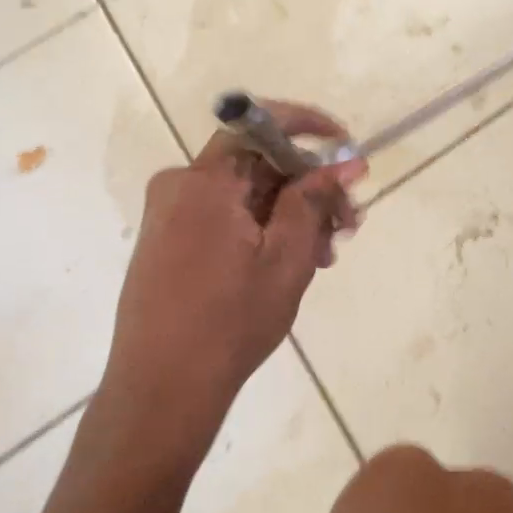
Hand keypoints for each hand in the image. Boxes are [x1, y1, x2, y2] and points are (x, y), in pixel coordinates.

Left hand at [103, 101, 366, 425]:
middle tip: (348, 224)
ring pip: (251, 194)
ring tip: (326, 254)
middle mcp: (181, 188)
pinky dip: (268, 229)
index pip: (259, 125)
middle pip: (260, 164)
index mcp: (204, 183)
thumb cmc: (230, 320)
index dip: (310, 126)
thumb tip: (349, 160)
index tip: (347, 148)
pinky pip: (231, 216)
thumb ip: (315, 200)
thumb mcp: (288, 257)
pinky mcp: (172, 242)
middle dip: (312, 187)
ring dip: (295, 214)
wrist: (163, 388)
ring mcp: (173, 216)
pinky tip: (295, 263)